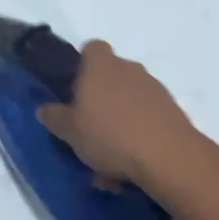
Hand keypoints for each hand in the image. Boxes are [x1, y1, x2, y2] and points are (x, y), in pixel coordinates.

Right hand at [36, 40, 198, 185]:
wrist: (166, 155)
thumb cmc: (108, 134)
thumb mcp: (69, 130)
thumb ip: (54, 117)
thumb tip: (45, 109)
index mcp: (102, 66)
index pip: (92, 48)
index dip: (82, 66)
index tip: (74, 90)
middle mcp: (130, 69)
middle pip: (112, 78)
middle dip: (100, 102)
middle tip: (88, 132)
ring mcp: (155, 89)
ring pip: (129, 104)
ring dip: (118, 126)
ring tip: (108, 164)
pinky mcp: (173, 111)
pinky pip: (146, 122)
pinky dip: (137, 140)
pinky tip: (129, 171)